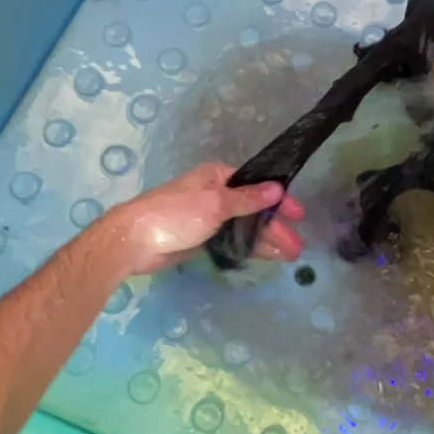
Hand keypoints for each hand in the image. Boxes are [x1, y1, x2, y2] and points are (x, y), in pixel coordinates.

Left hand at [102, 161, 305, 276]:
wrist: (134, 241)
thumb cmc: (176, 214)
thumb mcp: (215, 203)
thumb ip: (248, 199)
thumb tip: (277, 187)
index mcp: (218, 177)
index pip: (258, 185)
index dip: (280, 200)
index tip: (299, 215)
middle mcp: (216, 193)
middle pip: (254, 209)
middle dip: (276, 226)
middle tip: (296, 246)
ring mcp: (208, 216)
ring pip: (245, 226)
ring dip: (266, 239)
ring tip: (288, 256)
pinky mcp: (201, 236)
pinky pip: (232, 239)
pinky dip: (249, 246)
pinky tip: (265, 256)